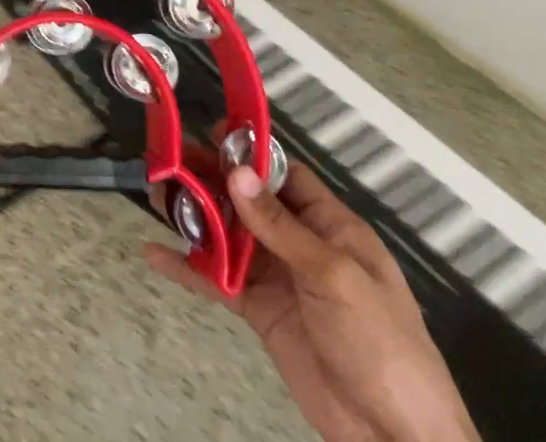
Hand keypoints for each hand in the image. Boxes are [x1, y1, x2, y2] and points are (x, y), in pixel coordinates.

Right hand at [146, 153, 478, 441]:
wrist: (390, 429)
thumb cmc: (379, 341)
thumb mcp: (334, 276)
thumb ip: (281, 227)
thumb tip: (238, 173)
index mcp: (331, 227)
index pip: (286, 177)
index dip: (251, 155)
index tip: (209, 134)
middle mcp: (301, 246)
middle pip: (249, 204)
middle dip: (211, 182)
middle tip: (167, 163)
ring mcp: (279, 279)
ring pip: (229, 238)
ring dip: (194, 219)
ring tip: (156, 198)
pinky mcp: (260, 311)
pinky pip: (218, 281)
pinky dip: (187, 268)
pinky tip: (155, 254)